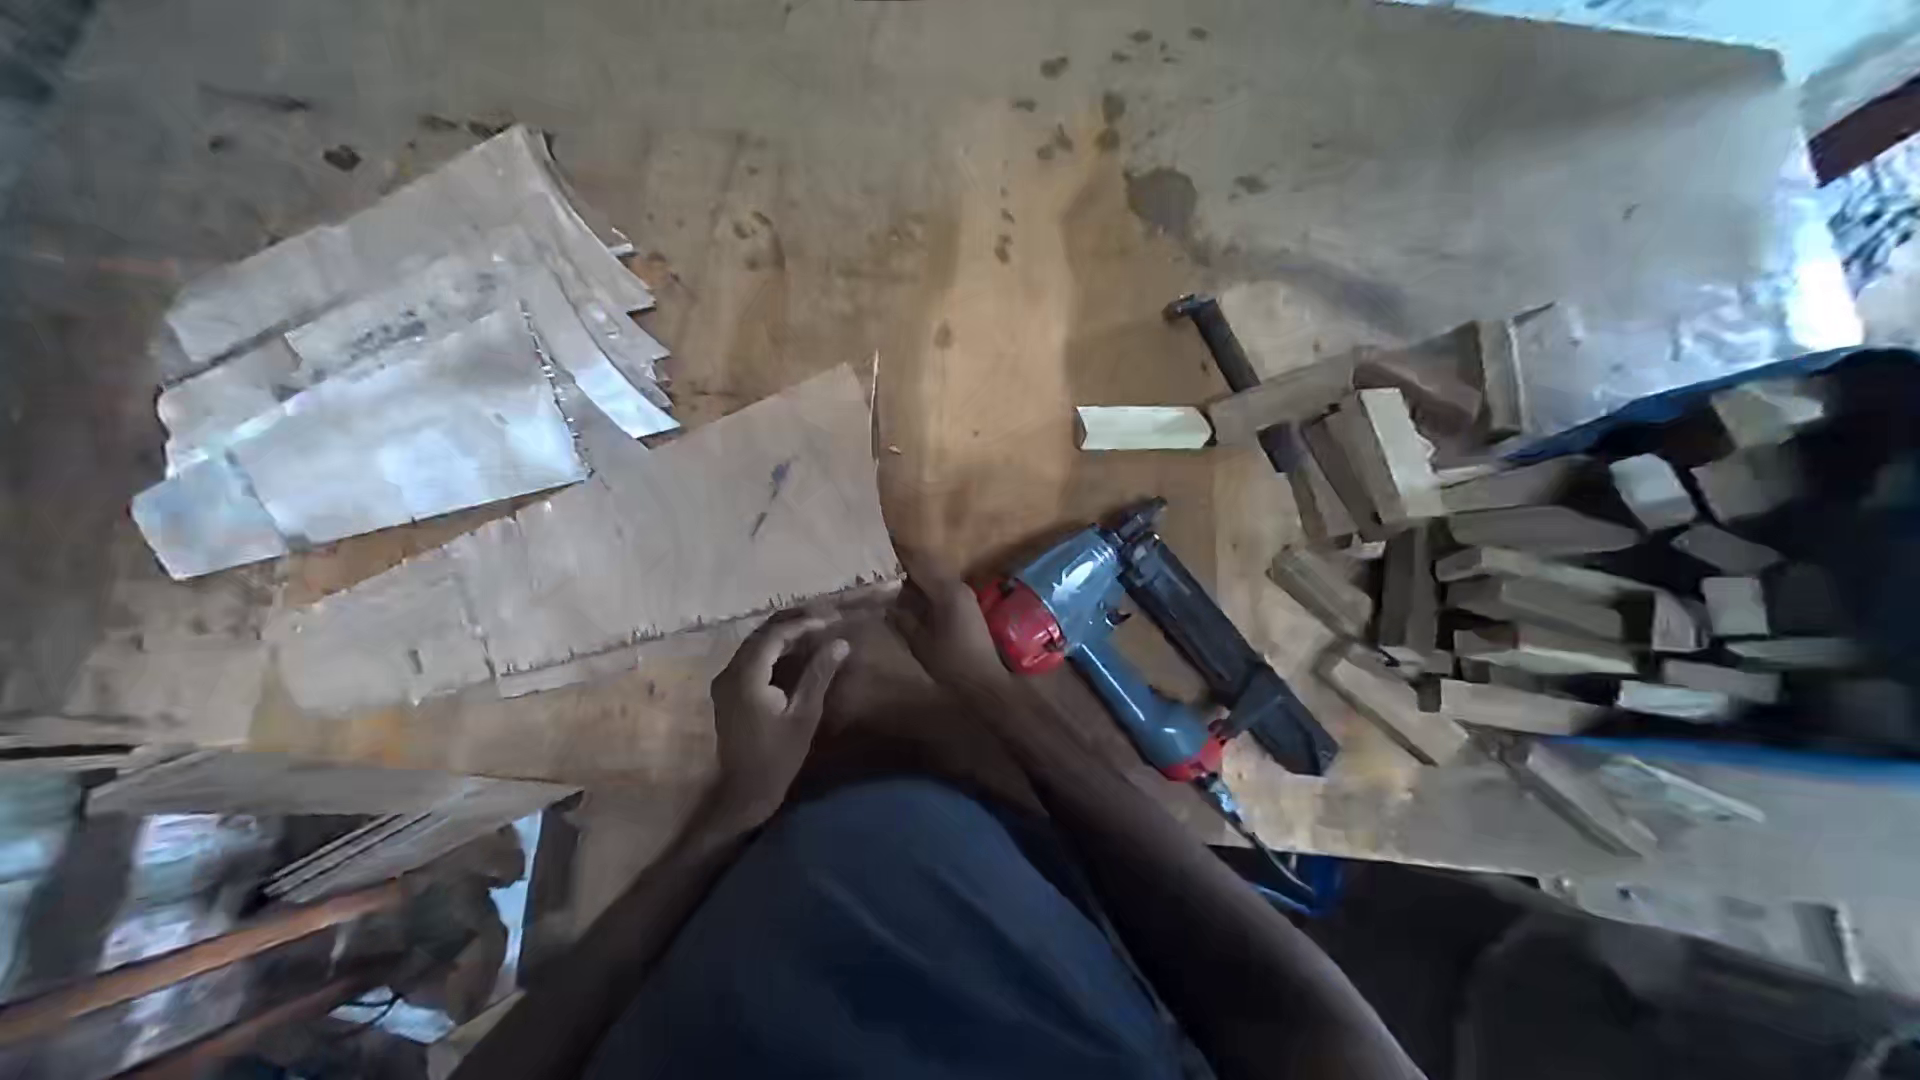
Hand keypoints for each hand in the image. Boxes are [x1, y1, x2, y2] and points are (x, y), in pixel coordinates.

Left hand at [708, 612, 849, 827]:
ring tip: (815, 629)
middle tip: (824, 618)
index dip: (802, 624)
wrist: (745, 791)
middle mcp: (729, 673)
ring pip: (754, 644)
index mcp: (746, 677)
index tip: (830, 621)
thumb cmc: (778, 756)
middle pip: (760, 634)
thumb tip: (840, 643)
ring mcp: (725, 681)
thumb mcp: (804, 714)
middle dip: (792, 623)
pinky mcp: (728, 690)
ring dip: (783, 634)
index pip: (774, 636)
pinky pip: (751, 658)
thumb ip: (819, 674)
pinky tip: (795, 651)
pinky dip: (773, 649)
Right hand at [889, 547, 1011, 692]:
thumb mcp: (919, 643)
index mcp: (946, 591)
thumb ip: (903, 620)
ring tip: (892, 578)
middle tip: (881, 564)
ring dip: (916, 575)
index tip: (880, 548)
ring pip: (936, 575)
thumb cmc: (950, 663)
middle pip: (928, 565)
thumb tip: (888, 605)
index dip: (898, 555)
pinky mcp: (967, 605)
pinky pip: (942, 586)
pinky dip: (926, 586)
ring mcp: (965, 595)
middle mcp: (958, 586)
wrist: (983, 681)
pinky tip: (912, 596)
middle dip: (906, 563)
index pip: (918, 563)